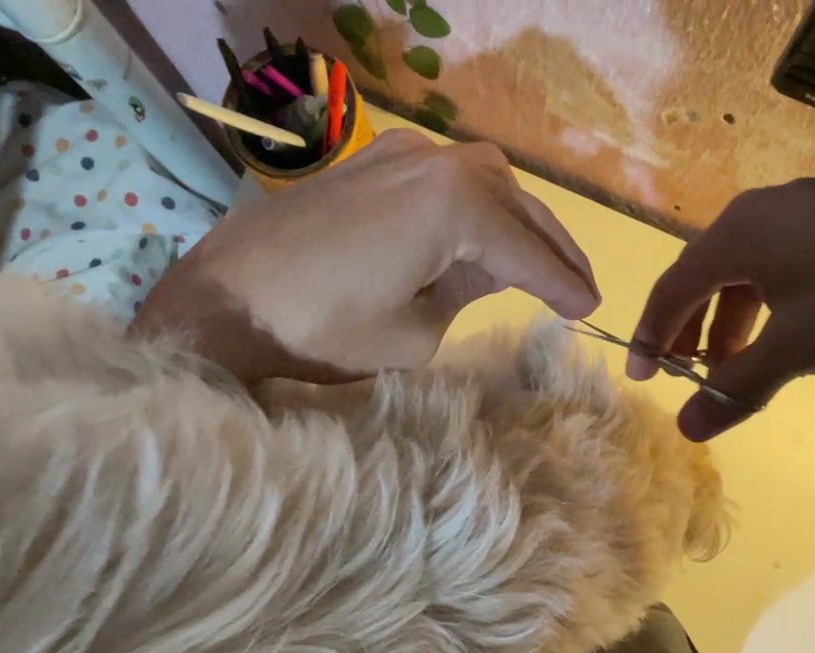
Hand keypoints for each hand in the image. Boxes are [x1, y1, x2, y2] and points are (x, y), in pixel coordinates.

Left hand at [135, 129, 599, 381]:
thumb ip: (463, 295)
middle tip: (578, 286)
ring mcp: (396, 155)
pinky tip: (471, 238)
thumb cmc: (321, 330)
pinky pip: (439, 180)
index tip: (591, 310)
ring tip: (533, 265)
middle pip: (513, 204)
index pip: (527, 250)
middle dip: (549, 247)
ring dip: (511, 221)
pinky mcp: (366, 165)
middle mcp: (434, 162)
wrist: (223, 302)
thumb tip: (481, 271)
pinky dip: (468, 208)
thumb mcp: (413, 335)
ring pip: (479, 182)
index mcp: (455, 205)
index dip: (563, 284)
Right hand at [629, 175, 814, 439]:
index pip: (673, 287)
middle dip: (692, 330)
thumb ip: (735, 387)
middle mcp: (769, 213)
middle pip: (707, 275)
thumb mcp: (798, 349)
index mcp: (742, 232)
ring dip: (732, 323)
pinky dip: (770, 309)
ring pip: (749, 274)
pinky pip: (786, 269)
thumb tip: (686, 429)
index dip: (651, 336)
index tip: (643, 379)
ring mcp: (813, 214)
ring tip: (737, 368)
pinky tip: (787, 339)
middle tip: (689, 375)